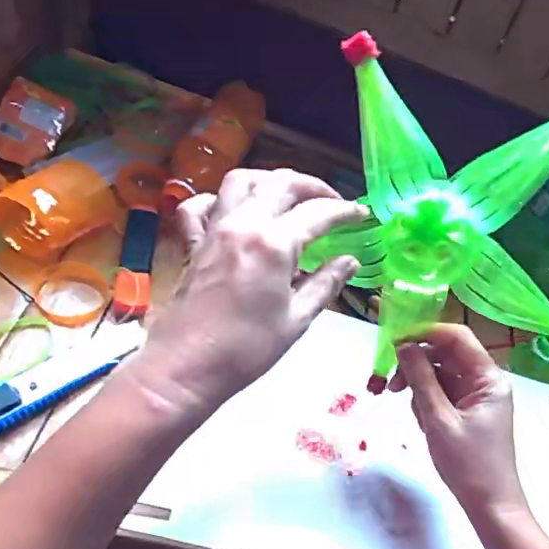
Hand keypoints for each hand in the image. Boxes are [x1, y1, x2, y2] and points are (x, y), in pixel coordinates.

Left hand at [125, 169, 365, 414]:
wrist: (187, 367)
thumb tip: (349, 262)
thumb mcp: (295, 321)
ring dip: (268, 181)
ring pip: (240, 182)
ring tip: (286, 198)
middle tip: (330, 203)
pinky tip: (230, 212)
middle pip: (281, 183)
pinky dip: (216, 201)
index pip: (317, 212)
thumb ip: (324, 284)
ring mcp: (212, 232)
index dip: (345, 211)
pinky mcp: (192, 246)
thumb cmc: (245, 351)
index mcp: (273, 244)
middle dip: (312, 186)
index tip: (360, 216)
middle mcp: (242, 226)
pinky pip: (198, 207)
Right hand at [391, 325, 531, 519]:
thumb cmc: (468, 464)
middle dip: (415, 363)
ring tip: (404, 406)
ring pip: (439, 375)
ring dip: (417, 384)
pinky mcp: (466, 413)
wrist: (490, 505)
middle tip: (388, 383)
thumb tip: (403, 346)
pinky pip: (440, 394)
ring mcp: (476, 398)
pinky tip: (421, 421)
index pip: (456, 337)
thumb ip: (420, 379)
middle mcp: (485, 382)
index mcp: (488, 378)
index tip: (393, 342)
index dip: (425, 333)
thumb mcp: (438, 419)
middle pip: (444, 355)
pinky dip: (425, 401)